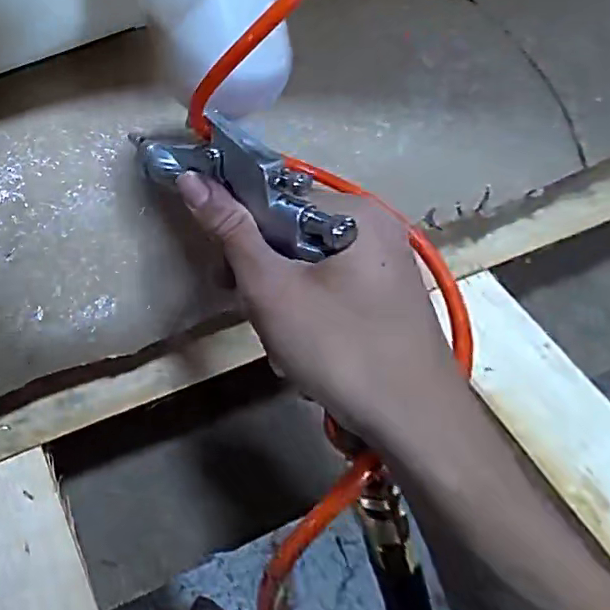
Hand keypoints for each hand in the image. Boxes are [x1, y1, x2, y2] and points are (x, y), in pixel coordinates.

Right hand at [176, 172, 464, 447]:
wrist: (420, 431)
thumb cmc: (340, 350)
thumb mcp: (271, 287)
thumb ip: (230, 229)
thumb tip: (190, 177)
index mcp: (354, 211)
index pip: (271, 195)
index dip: (237, 226)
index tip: (223, 267)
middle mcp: (373, 226)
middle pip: (286, 227)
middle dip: (258, 267)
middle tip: (247, 303)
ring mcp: (382, 262)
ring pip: (300, 258)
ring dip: (276, 291)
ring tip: (277, 333)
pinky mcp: (383, 293)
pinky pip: (324, 280)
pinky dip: (302, 304)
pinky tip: (299, 340)